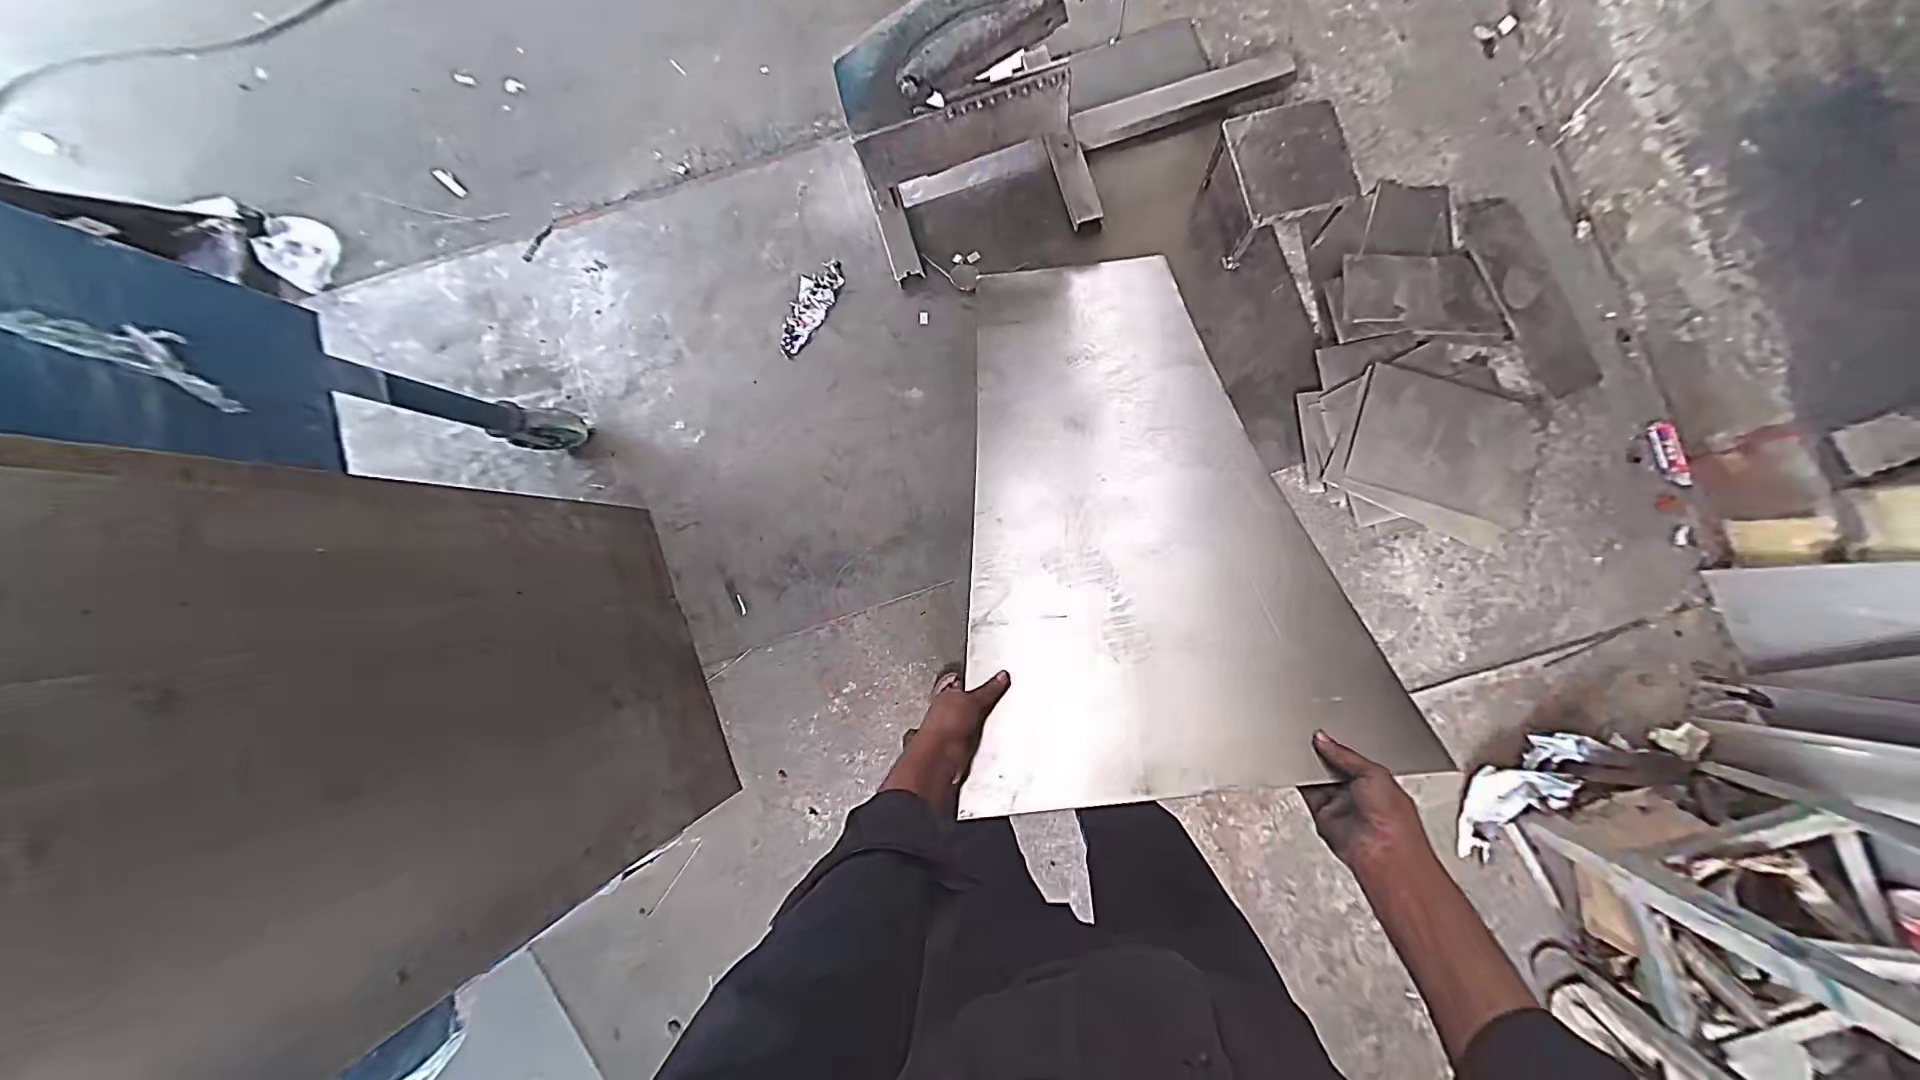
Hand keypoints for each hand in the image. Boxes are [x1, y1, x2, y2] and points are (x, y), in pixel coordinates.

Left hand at [880, 670, 1010, 812]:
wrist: (940, 761)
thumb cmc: (945, 728)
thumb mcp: (974, 702)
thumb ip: (989, 690)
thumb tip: (1001, 676)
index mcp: (946, 697)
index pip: (964, 688)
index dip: (978, 687)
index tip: (995, 685)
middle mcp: (945, 715)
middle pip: (968, 708)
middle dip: (980, 709)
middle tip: (995, 707)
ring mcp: (949, 734)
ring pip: (970, 727)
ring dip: (979, 728)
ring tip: (988, 728)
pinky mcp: (955, 751)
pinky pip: (972, 743)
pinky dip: (978, 743)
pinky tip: (981, 743)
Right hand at [1300, 730, 1430, 872]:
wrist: (1384, 854)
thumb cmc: (1395, 821)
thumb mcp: (1374, 774)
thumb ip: (1345, 755)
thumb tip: (1324, 739)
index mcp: (1376, 780)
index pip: (1350, 755)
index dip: (1336, 744)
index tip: (1322, 732)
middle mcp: (1357, 791)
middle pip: (1330, 764)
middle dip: (1321, 753)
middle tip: (1310, 739)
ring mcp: (1339, 802)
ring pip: (1316, 776)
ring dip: (1308, 765)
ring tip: (1301, 750)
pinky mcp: (1321, 812)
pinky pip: (1305, 790)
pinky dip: (1298, 779)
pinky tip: (1295, 767)